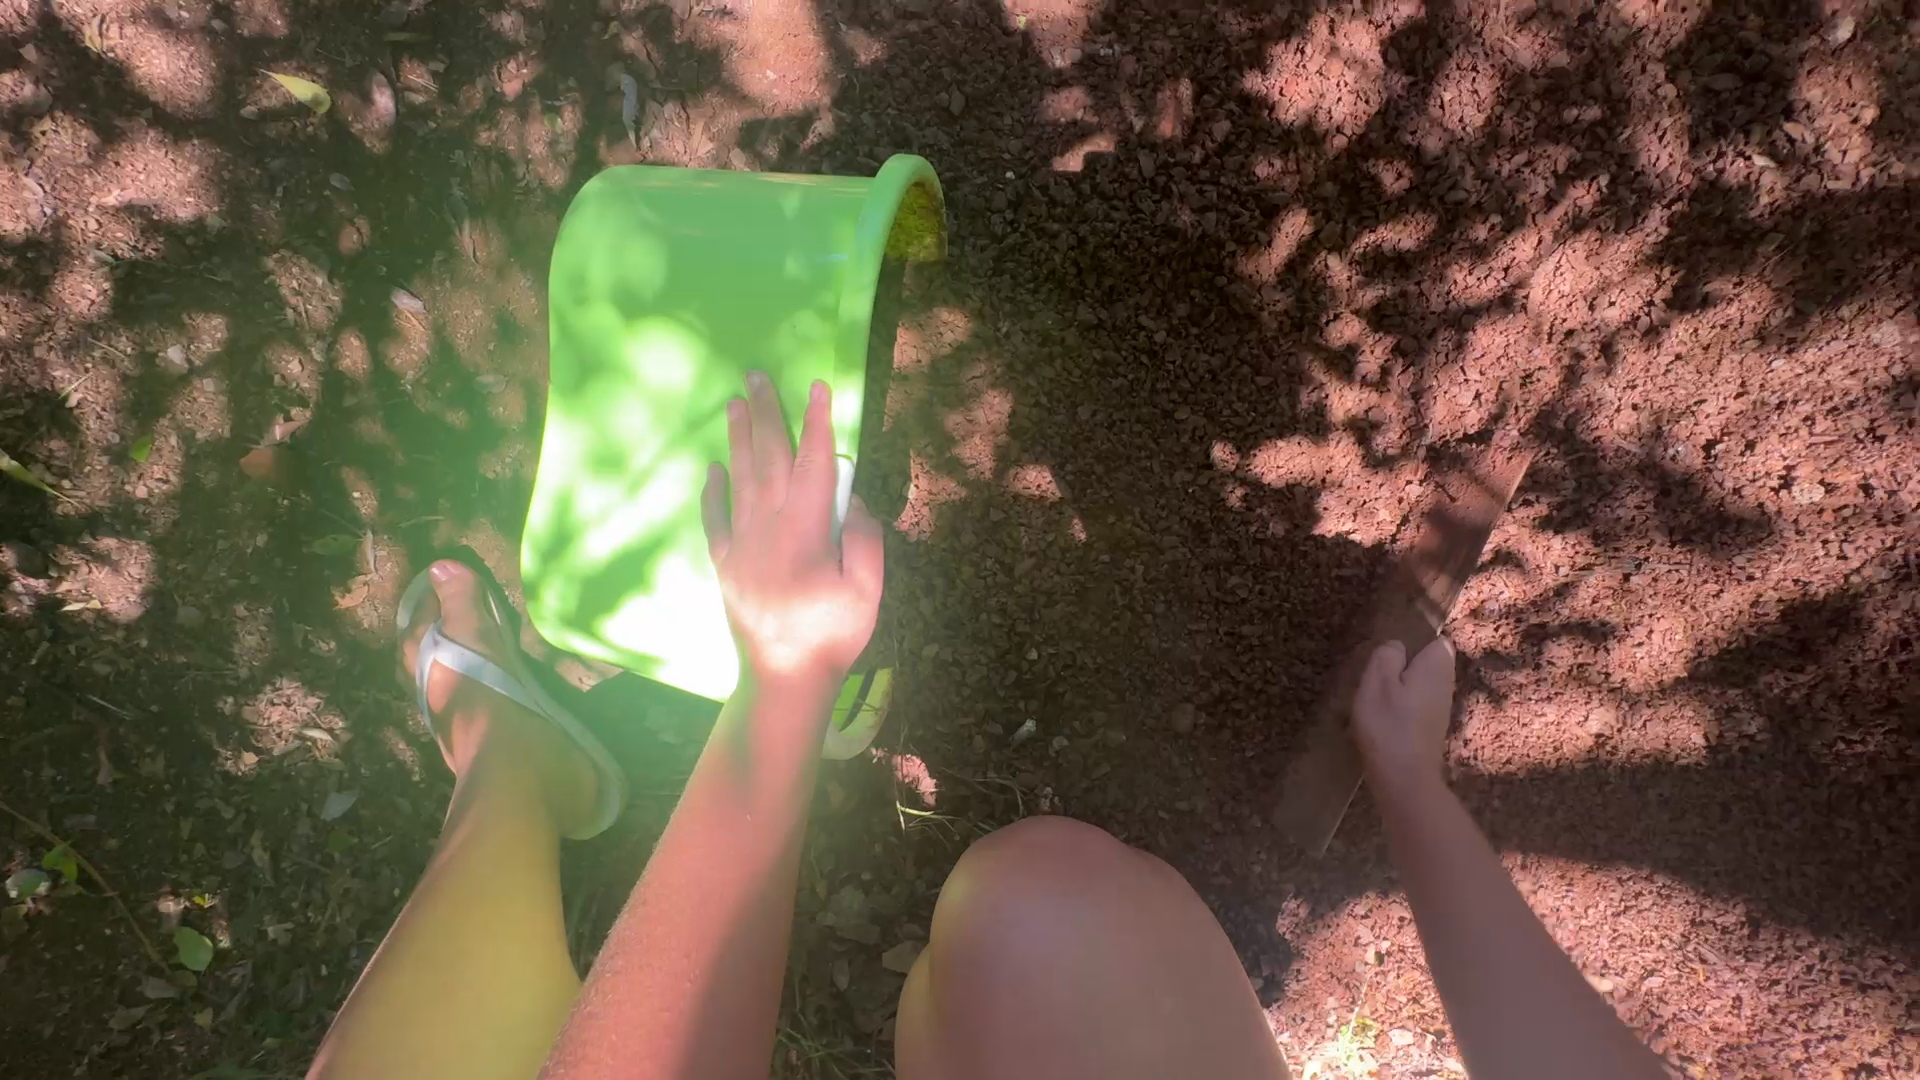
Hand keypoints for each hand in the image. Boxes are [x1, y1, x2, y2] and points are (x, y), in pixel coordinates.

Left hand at [700, 372, 883, 689]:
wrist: (782, 679)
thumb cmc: (832, 636)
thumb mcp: (867, 591)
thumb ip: (863, 540)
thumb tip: (851, 500)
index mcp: (805, 529)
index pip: (813, 463)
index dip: (818, 423)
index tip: (818, 387)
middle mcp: (766, 526)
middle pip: (767, 459)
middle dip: (766, 414)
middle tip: (755, 376)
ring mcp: (740, 544)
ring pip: (739, 479)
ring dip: (739, 439)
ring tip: (735, 404)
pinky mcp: (725, 564)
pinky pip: (715, 519)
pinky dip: (713, 492)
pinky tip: (713, 469)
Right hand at [1353, 637, 1455, 794]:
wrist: (1403, 776)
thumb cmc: (1388, 723)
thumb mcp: (1377, 681)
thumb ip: (1387, 655)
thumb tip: (1397, 646)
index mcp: (1436, 667)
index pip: (1436, 641)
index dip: (1414, 640)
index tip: (1388, 651)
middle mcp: (1446, 684)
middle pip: (1427, 662)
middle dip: (1404, 663)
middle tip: (1374, 672)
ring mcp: (1440, 707)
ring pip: (1419, 683)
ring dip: (1399, 684)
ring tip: (1373, 693)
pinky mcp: (1431, 725)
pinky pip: (1415, 702)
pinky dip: (1400, 703)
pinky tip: (1382, 714)